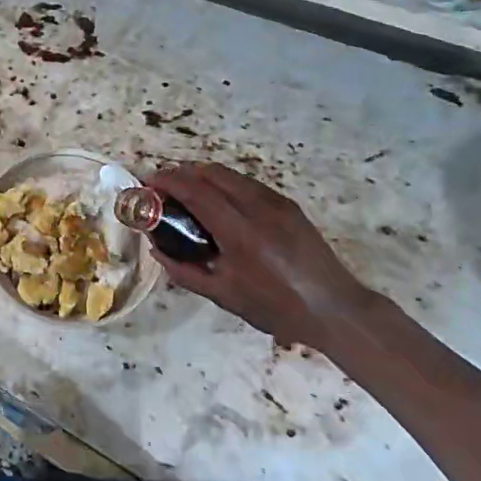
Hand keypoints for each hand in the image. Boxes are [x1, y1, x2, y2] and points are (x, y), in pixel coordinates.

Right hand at [144, 163, 384, 351]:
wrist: (332, 307)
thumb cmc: (276, 307)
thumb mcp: (225, 296)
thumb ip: (186, 271)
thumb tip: (158, 250)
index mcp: (241, 232)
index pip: (197, 191)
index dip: (168, 181)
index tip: (148, 181)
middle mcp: (259, 208)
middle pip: (213, 173)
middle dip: (183, 172)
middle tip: (163, 187)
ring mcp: (277, 202)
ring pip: (232, 175)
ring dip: (204, 176)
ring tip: (187, 193)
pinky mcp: (288, 204)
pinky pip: (248, 185)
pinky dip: (226, 185)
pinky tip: (219, 203)